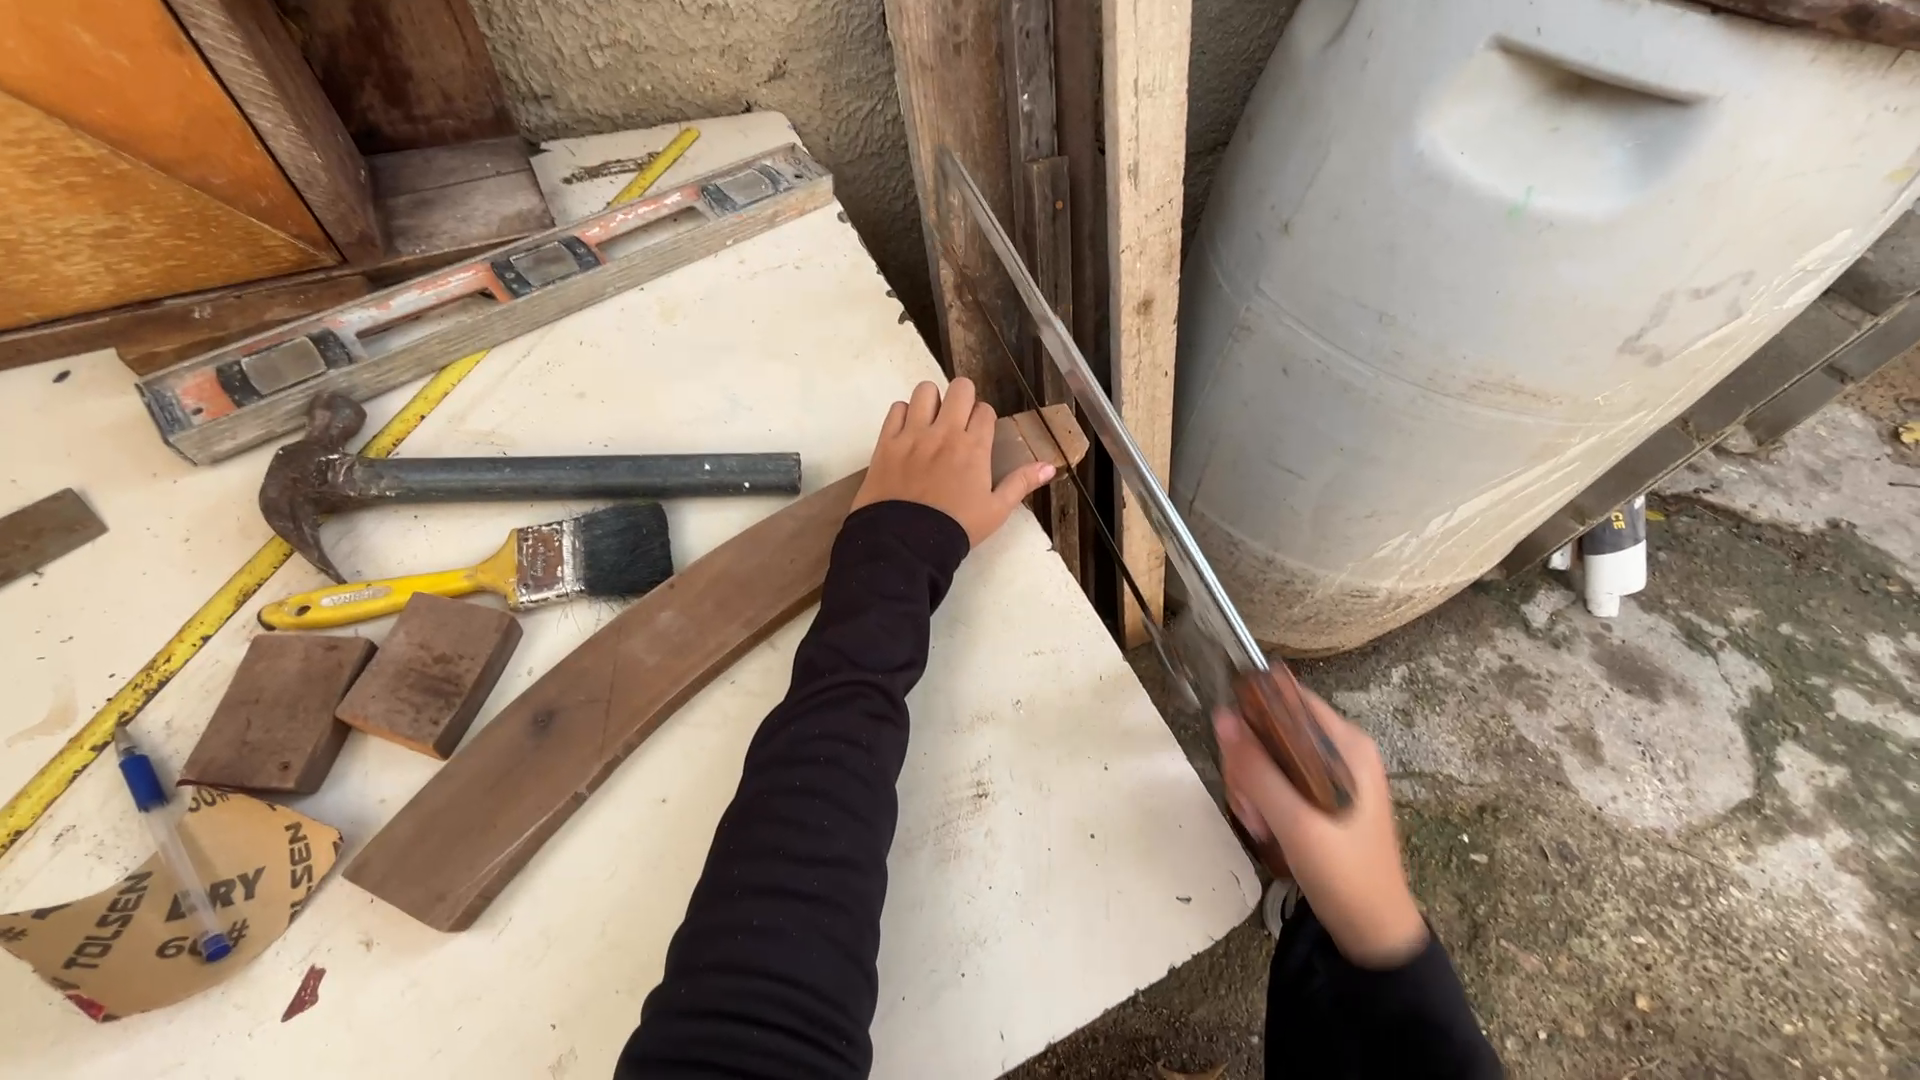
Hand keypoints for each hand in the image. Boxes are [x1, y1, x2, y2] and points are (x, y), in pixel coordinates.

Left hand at [851, 378, 1055, 546]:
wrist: (907, 543)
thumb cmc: (956, 528)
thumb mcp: (996, 510)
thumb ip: (1021, 483)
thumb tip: (1049, 466)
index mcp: (973, 447)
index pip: (984, 410)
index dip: (984, 419)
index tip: (979, 434)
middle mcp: (944, 433)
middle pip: (959, 389)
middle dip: (963, 398)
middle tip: (958, 418)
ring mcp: (913, 435)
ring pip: (925, 391)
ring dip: (932, 401)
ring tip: (931, 420)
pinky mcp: (886, 442)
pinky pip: (896, 409)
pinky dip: (904, 414)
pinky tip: (908, 430)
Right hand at [1215, 689, 1428, 967]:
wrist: (1371, 929)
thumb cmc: (1342, 871)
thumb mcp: (1294, 820)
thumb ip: (1256, 768)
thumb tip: (1222, 717)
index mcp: (1346, 744)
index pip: (1289, 698)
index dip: (1254, 713)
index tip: (1234, 747)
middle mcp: (1340, 750)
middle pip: (1272, 729)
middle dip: (1249, 762)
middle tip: (1250, 802)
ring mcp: (1331, 774)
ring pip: (1269, 756)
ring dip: (1252, 786)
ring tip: (1258, 822)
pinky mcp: (1321, 797)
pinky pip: (1278, 779)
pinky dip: (1263, 799)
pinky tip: (1264, 827)